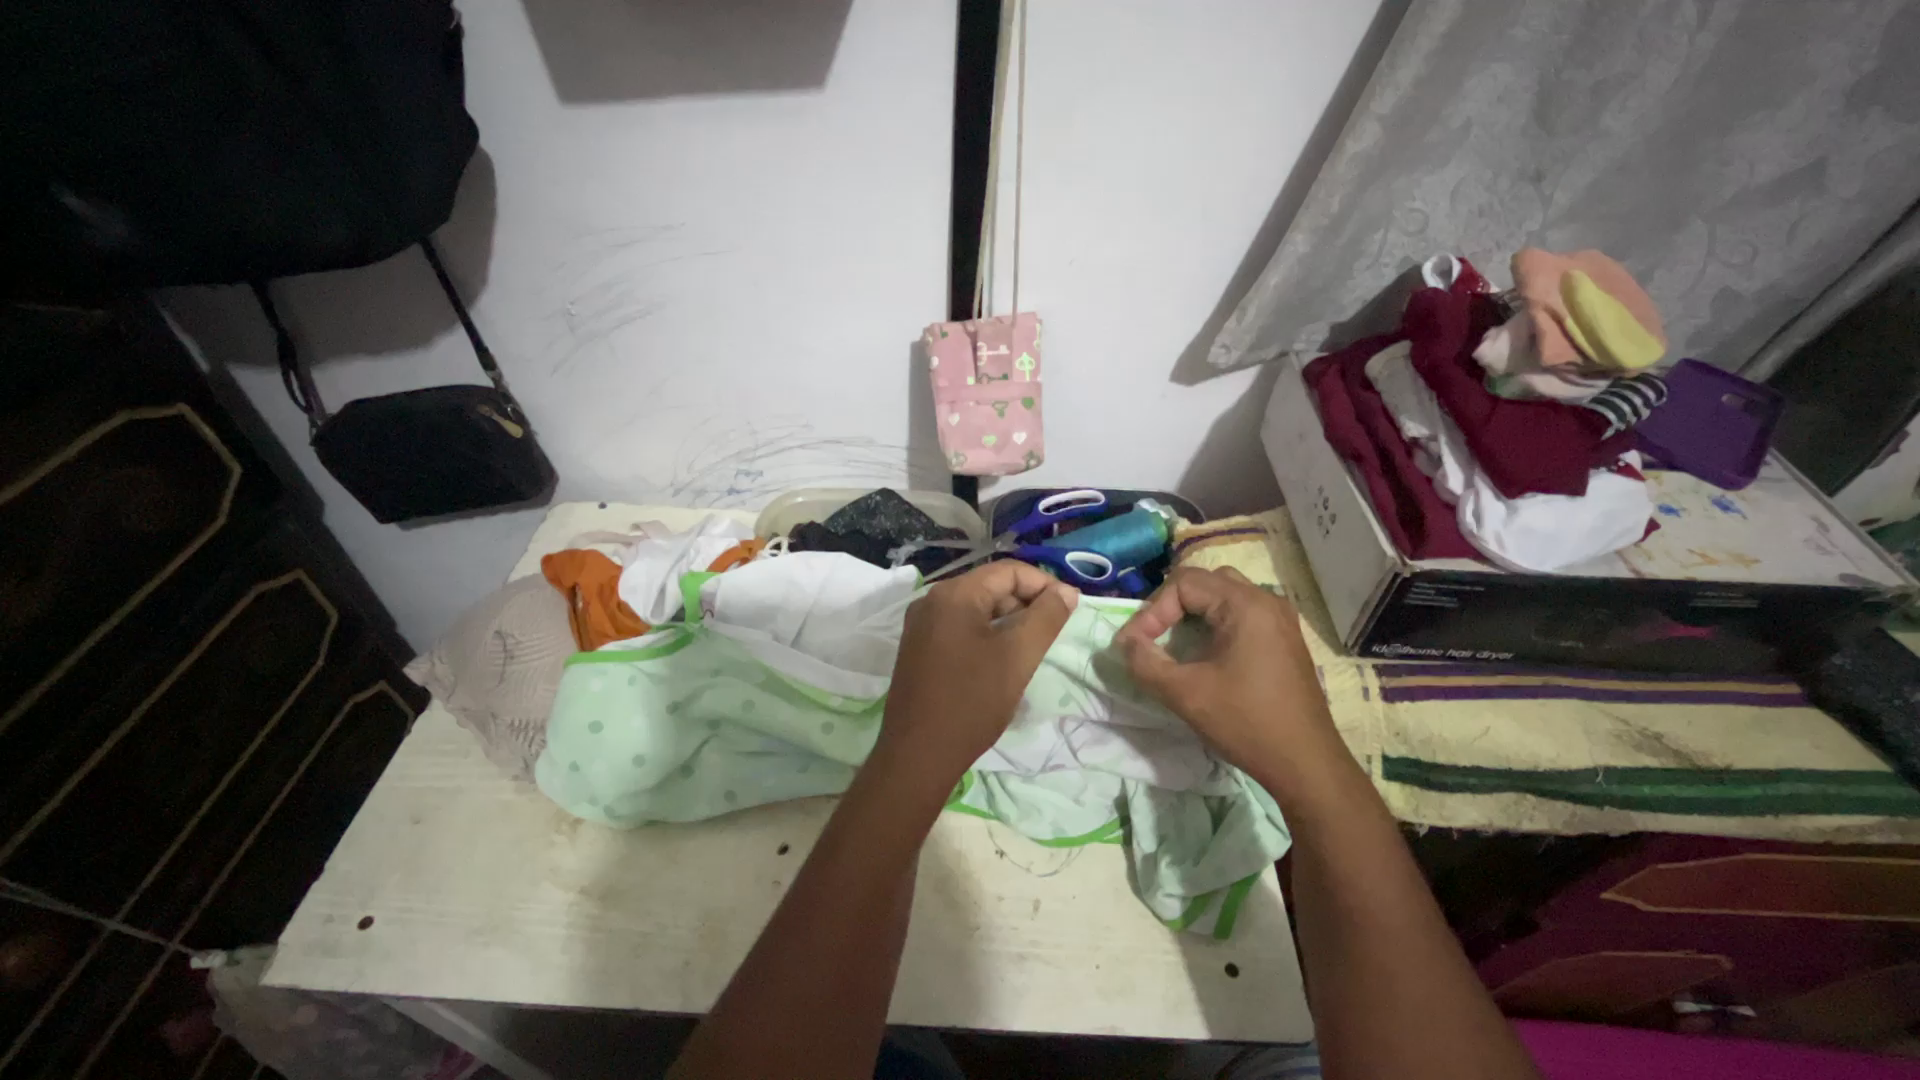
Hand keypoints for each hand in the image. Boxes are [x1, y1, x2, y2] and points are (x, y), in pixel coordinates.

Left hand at [875, 561, 1078, 788]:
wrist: (919, 755)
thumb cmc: (972, 702)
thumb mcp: (1018, 657)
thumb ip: (1046, 618)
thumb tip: (1066, 591)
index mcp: (954, 594)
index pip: (1008, 571)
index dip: (1044, 585)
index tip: (1070, 610)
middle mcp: (931, 601)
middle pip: (990, 586)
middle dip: (1026, 603)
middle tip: (1052, 632)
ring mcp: (921, 626)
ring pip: (976, 608)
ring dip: (1008, 620)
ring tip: (1031, 648)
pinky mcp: (918, 649)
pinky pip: (960, 628)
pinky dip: (986, 635)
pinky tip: (1001, 661)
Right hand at [1114, 566, 1347, 797]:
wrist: (1306, 763)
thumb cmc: (1246, 723)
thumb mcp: (1185, 694)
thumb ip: (1145, 663)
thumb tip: (1125, 643)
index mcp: (1246, 605)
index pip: (1184, 583)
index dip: (1152, 611)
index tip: (1134, 645)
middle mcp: (1267, 601)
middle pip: (1205, 582)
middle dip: (1171, 605)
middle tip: (1151, 636)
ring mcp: (1280, 620)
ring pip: (1224, 595)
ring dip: (1192, 613)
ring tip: (1172, 642)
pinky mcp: (1284, 640)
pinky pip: (1241, 614)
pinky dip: (1214, 624)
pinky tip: (1204, 655)